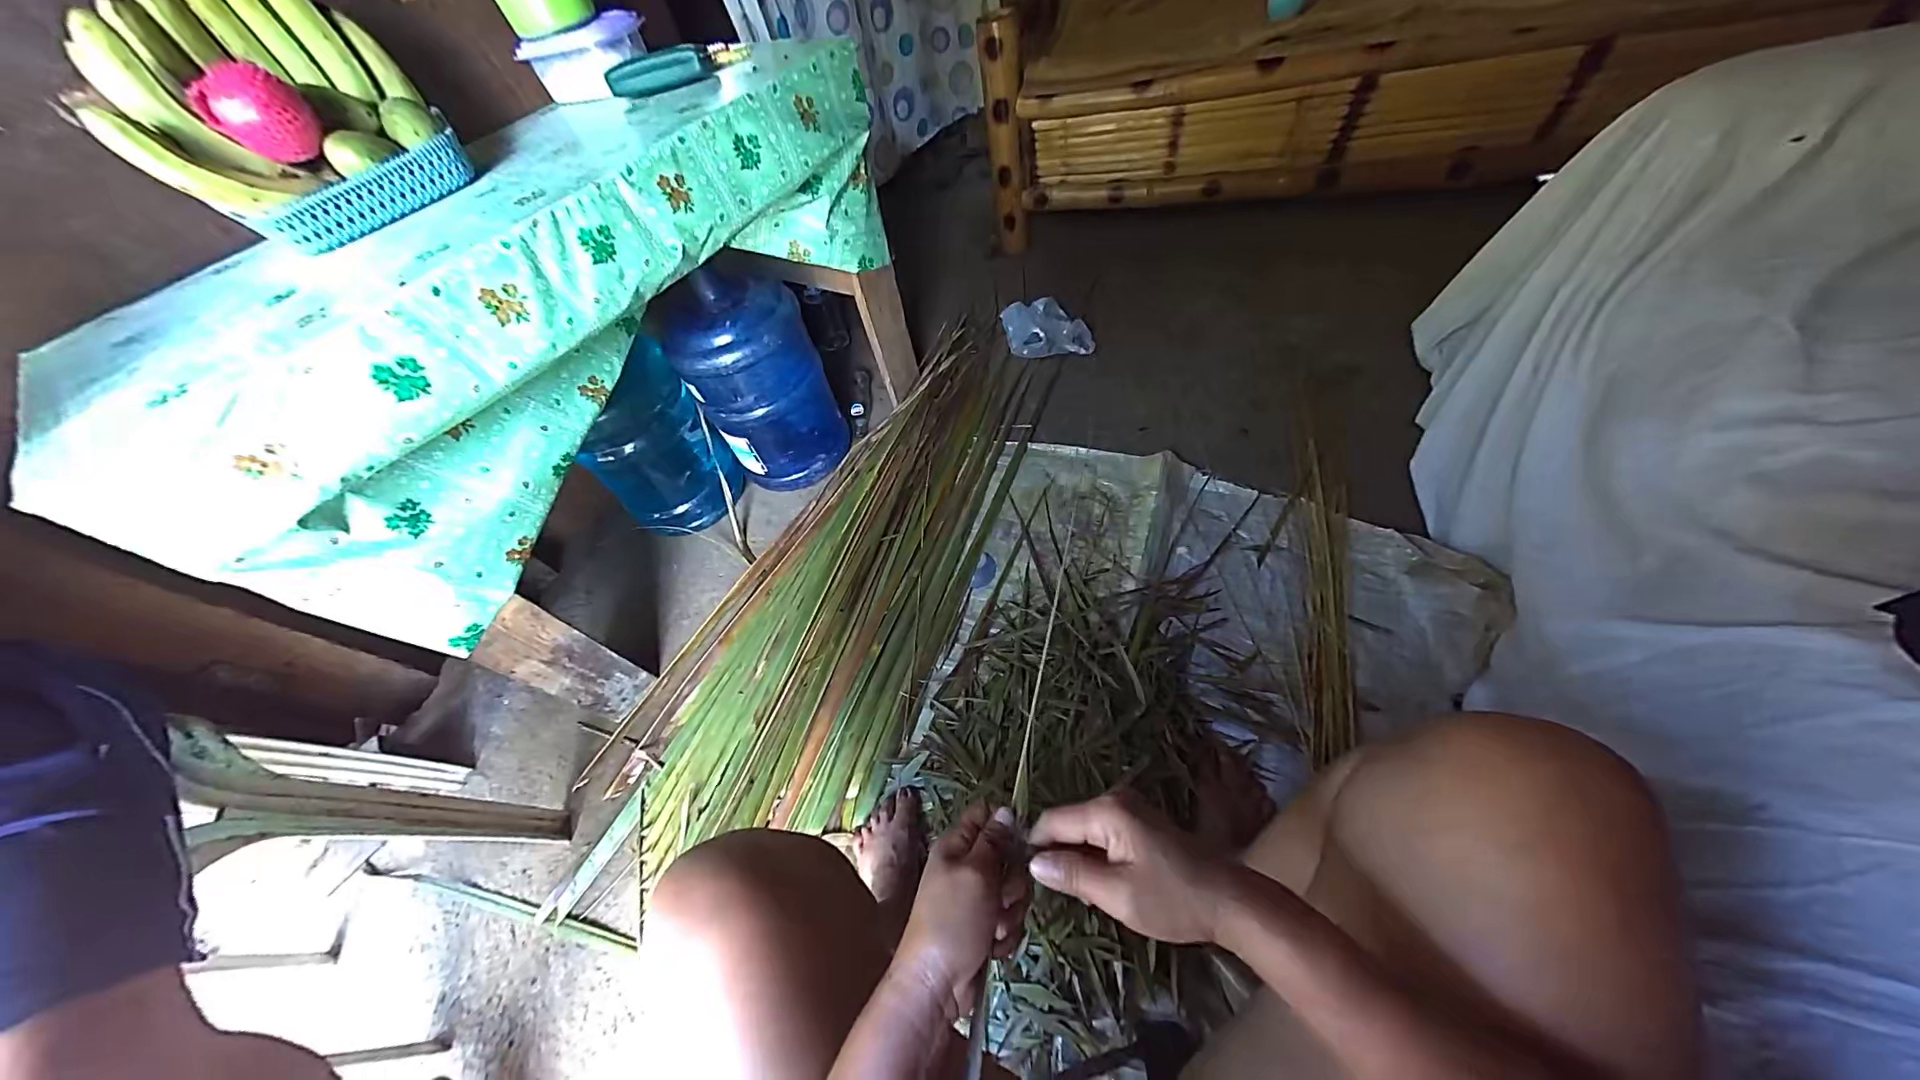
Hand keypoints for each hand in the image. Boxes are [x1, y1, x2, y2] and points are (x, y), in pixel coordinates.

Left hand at [891, 803, 1031, 1017]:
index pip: (985, 815)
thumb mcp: (975, 872)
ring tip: (994, 927)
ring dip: (1010, 911)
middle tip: (1000, 896)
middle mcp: (966, 867)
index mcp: (956, 846)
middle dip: (1013, 880)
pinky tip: (993, 945)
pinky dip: (1006, 933)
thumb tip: (1005, 809)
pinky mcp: (985, 926)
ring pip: (1014, 890)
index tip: (1020, 841)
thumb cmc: (952, 920)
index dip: (1006, 823)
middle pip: (1008, 856)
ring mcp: (976, 898)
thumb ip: (993, 841)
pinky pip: (1011, 918)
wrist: (937, 984)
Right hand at [1028, 791, 1233, 943]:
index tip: (1026, 879)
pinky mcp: (1139, 822)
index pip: (1052, 821)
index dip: (1036, 848)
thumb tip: (1034, 863)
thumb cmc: (1172, 900)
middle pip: (1068, 824)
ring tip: (1084, 893)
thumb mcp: (1116, 894)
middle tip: (1060, 893)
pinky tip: (1105, 883)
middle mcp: (1115, 800)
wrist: (1228, 902)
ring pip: (1084, 831)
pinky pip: (1102, 834)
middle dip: (1059, 855)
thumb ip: (1072, 875)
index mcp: (1106, 811)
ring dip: (1079, 859)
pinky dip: (1096, 857)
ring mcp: (1129, 808)